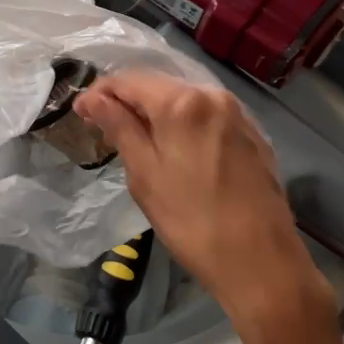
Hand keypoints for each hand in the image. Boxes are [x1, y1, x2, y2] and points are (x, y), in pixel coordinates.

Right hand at [74, 73, 329, 329]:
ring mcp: (239, 115)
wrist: (263, 263)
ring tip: (136, 140)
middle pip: (158, 85)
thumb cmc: (192, 221)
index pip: (129, 80)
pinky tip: (175, 151)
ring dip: (156, 113)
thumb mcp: (144, 174)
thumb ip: (118, 127)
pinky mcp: (254, 136)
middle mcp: (214, 96)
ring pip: (184, 100)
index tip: (80, 114)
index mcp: (182, 102)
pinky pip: (207, 117)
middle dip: (127, 102)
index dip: (99, 93)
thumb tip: (93, 99)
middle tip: (103, 128)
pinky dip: (183, 125)